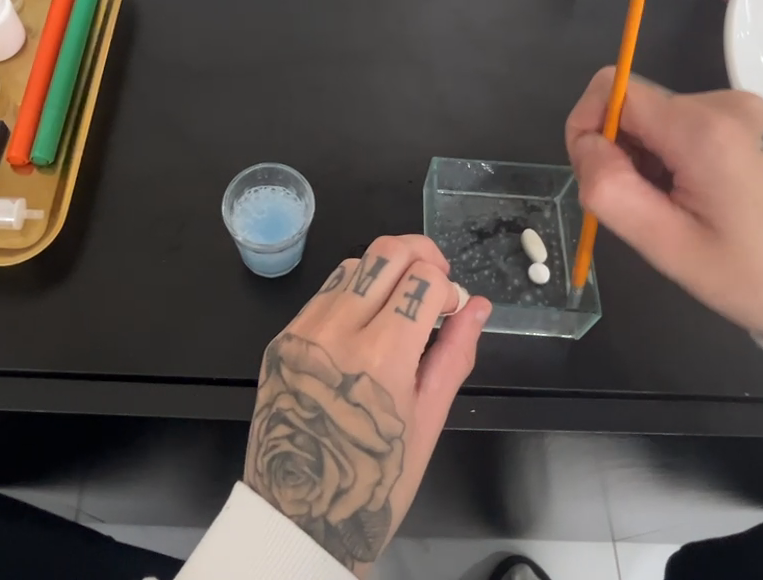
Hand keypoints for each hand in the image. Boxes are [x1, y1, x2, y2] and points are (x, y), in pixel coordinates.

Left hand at [243, 235, 489, 574]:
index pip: (424, 278)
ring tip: (399, 304)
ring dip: (385, 271)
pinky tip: (365, 320)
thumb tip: (478, 305)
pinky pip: (324, 291)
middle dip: (421, 254)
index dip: (448, 286)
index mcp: (380, 356)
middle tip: (434, 280)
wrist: (299, 510)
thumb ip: (455, 353)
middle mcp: (337, 330)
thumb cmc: (377, 477)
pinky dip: (353, 291)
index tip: (451, 310)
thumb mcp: (428, 420)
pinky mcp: (283, 336)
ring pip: (354, 263)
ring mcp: (303, 330)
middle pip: (386, 251)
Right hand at [566, 68, 762, 335]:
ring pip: (666, 118)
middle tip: (646, 210)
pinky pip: (698, 126)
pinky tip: (709, 201)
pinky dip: (683, 156)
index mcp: (702, 126)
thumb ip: (609, 190)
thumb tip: (587, 147)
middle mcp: (727, 102)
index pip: (611, 87)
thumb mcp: (670, 247)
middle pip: (638, 105)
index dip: (587, 126)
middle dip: (622, 150)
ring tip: (684, 212)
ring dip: (652, 157)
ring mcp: (752, 109)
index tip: (599, 178)